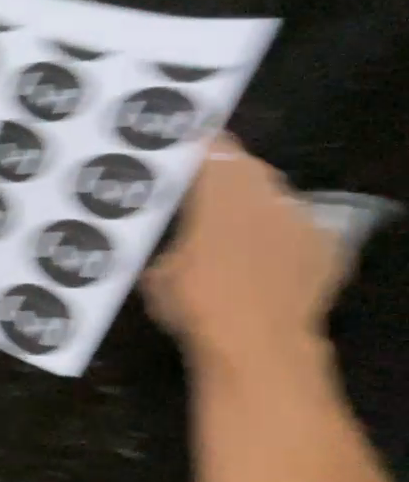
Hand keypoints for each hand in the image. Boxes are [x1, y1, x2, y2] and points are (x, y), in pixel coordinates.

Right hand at [145, 135, 344, 374]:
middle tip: (198, 187)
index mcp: (221, 196)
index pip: (213, 153)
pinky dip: (275, 236)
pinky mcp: (326, 246)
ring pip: (272, 200)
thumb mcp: (155, 275)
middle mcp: (268, 197)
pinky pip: (295, 229)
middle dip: (224, 175)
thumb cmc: (194, 304)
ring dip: (249, 207)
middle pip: (247, 172)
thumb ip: (167, 246)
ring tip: (224, 229)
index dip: (197, 144)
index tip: (181, 138)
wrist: (257, 342)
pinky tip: (256, 260)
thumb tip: (171, 243)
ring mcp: (303, 221)